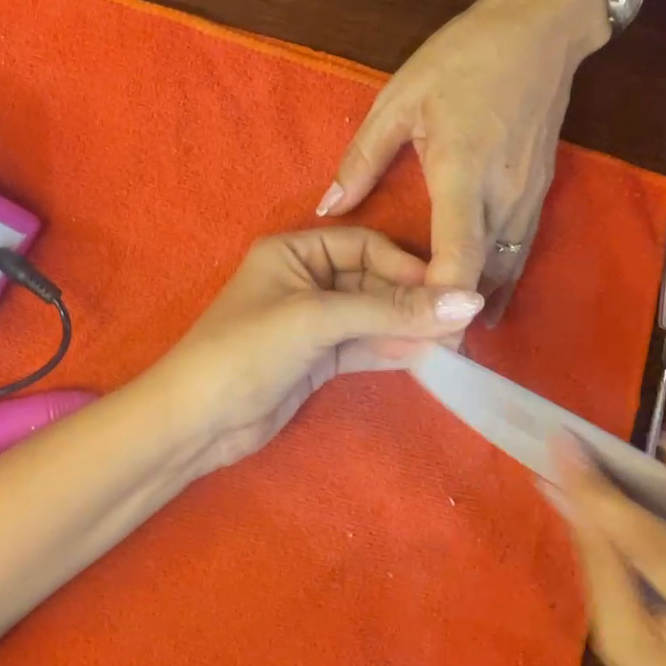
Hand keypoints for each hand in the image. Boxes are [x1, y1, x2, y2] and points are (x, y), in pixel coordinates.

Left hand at [142, 228, 485, 472]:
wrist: (198, 420)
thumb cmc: (248, 349)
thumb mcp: (316, 319)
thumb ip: (389, 311)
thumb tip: (467, 301)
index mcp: (292, 251)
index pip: (363, 245)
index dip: (405, 264)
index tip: (449, 289)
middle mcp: (304, 280)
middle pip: (372, 281)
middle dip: (413, 299)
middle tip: (462, 321)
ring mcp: (311, 323)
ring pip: (372, 317)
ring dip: (409, 327)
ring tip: (456, 341)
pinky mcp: (318, 360)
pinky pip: (364, 346)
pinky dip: (393, 349)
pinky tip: (428, 356)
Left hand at [322, 0, 610, 308]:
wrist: (540, 29)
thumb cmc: (461, 59)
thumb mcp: (397, 102)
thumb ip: (362, 159)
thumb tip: (328, 206)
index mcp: (463, 172)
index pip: (457, 255)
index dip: (437, 301)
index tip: (410, 332)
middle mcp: (503, 195)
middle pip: (483, 275)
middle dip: (450, 314)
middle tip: (410, 346)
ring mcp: (530, 196)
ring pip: (504, 269)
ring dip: (473, 301)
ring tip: (435, 333)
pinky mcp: (541, 193)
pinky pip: (518, 250)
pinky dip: (496, 278)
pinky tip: (472, 298)